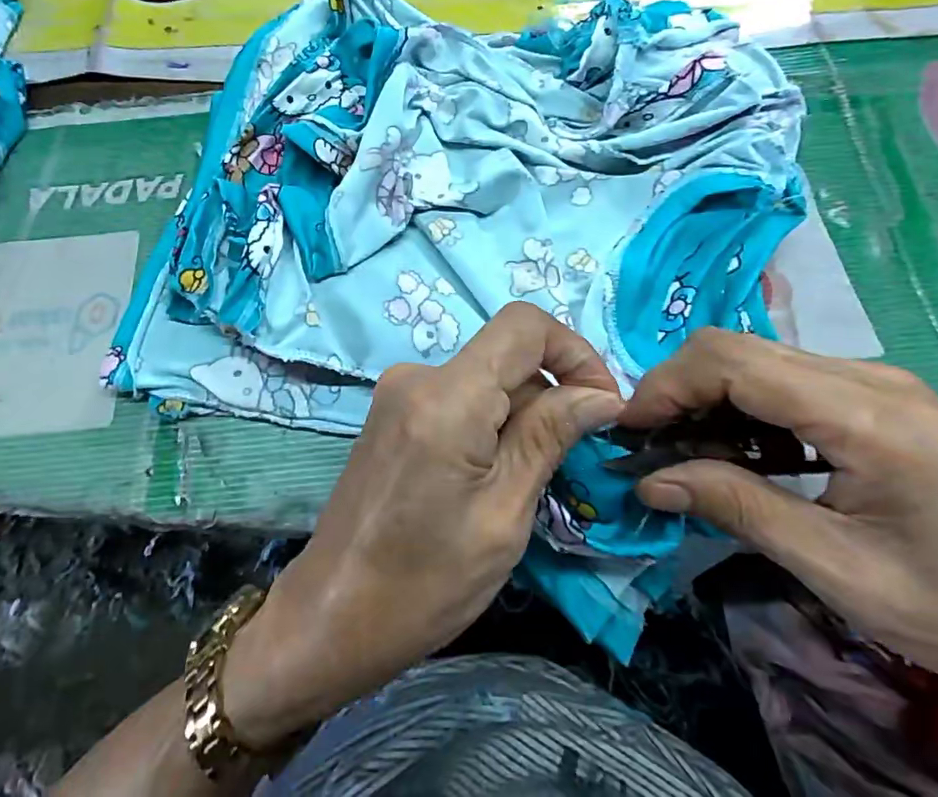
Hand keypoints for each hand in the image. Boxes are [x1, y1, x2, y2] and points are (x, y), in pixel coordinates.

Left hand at [221, 302, 622, 745]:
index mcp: (446, 395)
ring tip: (526, 484)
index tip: (602, 406)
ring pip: (482, 380)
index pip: (523, 324)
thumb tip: (602, 394)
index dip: (575, 352)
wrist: (335, 611)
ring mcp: (396, 395)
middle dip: (550, 395)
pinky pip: (455, 399)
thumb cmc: (426, 580)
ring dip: (520, 416)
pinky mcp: (389, 416)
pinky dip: (487, 423)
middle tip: (572, 462)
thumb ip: (548, 438)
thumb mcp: (503, 514)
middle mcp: (415, 377)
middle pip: (504, 356)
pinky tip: (488, 479)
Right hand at [620, 328, 937, 704]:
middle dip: (675, 389)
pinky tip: (734, 453)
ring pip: (755, 359)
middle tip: (645, 444)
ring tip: (680, 453)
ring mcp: (877, 384)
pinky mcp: (877, 400)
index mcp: (868, 416)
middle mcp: (870, 379)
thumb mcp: (838, 570)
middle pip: (737, 348)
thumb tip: (648, 480)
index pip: (732, 361)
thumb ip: (738, 508)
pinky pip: (784, 381)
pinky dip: (739, 408)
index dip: (664, 386)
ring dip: (704, 398)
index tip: (626, 432)